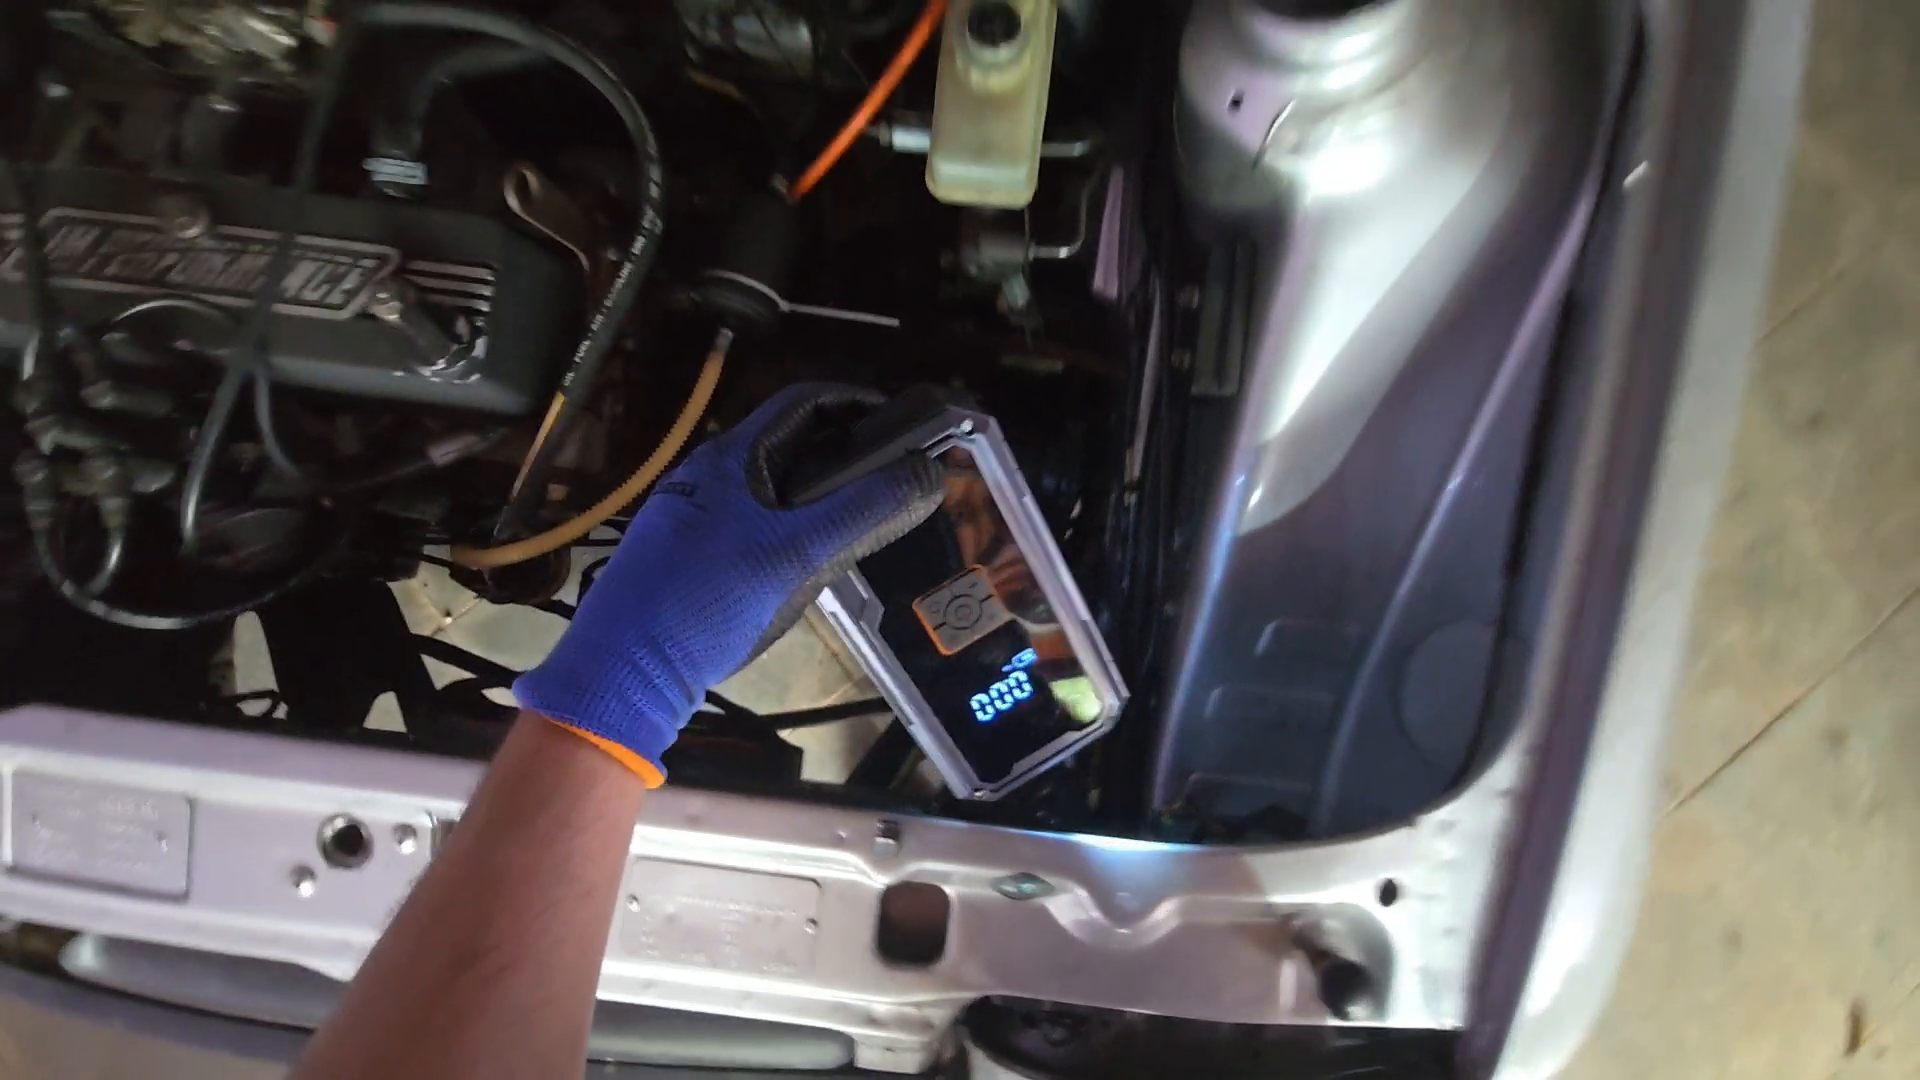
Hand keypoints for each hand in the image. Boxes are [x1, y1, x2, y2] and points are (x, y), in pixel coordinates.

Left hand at [514, 384, 942, 784]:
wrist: (622, 672)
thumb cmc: (707, 601)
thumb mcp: (794, 555)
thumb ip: (863, 512)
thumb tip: (928, 473)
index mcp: (729, 459)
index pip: (802, 402)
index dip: (855, 403)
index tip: (899, 423)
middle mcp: (708, 474)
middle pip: (788, 443)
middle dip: (842, 453)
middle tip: (887, 478)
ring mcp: (694, 513)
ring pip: (770, 485)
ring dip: (817, 491)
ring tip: (858, 518)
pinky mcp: (689, 550)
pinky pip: (752, 519)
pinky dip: (790, 523)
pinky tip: (806, 558)